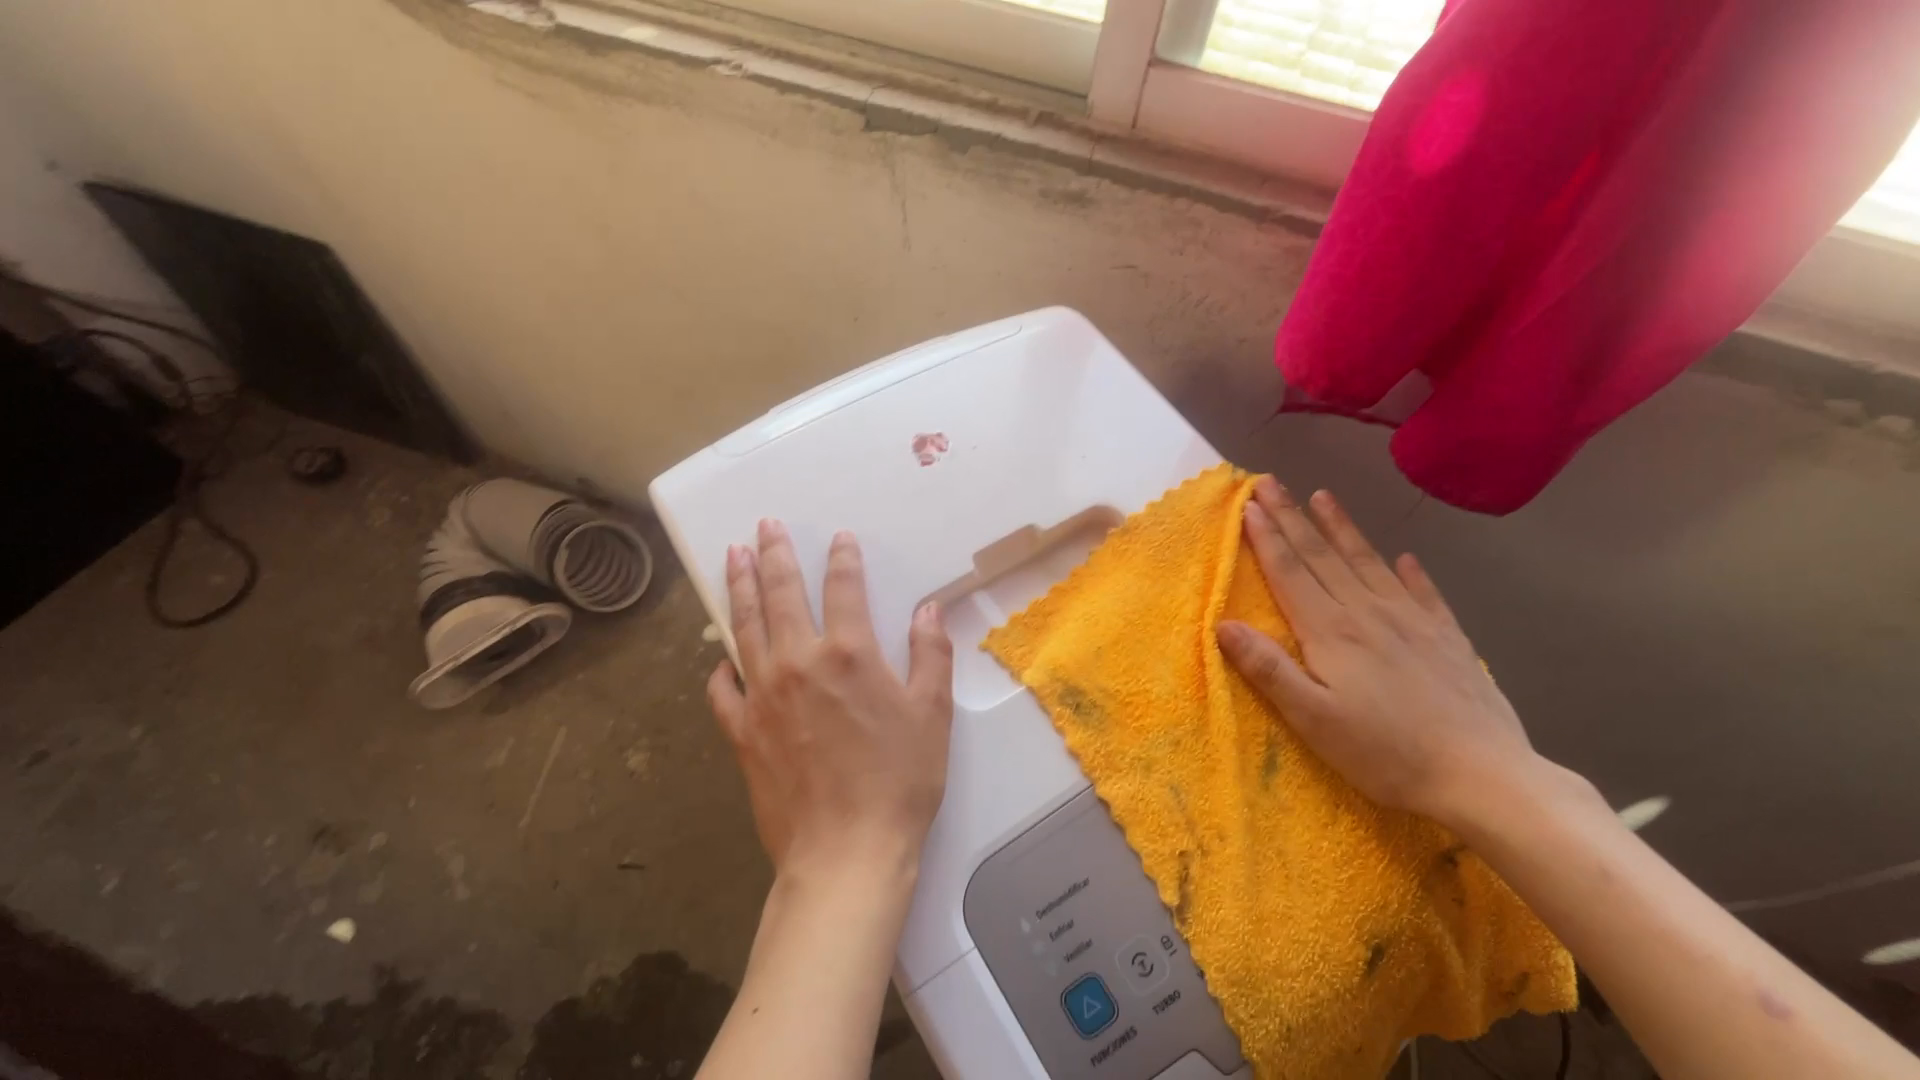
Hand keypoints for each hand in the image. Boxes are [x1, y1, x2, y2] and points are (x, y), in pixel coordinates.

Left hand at [707, 520, 954, 886]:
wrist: (846, 851)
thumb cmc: (899, 782)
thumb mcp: (932, 714)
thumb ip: (930, 654)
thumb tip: (927, 608)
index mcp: (848, 653)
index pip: (843, 588)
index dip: (843, 558)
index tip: (839, 538)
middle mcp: (798, 662)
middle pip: (782, 595)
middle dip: (775, 555)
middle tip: (765, 526)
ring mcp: (762, 696)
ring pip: (745, 627)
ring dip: (740, 588)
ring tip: (734, 557)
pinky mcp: (741, 731)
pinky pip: (722, 688)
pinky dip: (722, 666)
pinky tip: (723, 656)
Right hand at [1215, 476, 1537, 826]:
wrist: (1482, 775)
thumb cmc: (1384, 753)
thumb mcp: (1312, 719)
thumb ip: (1268, 668)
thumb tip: (1223, 624)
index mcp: (1331, 631)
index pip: (1291, 572)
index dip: (1267, 537)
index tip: (1249, 504)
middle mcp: (1368, 613)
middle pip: (1323, 557)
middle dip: (1293, 518)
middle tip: (1272, 483)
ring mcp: (1413, 622)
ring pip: (1368, 563)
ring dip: (1342, 529)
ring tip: (1324, 497)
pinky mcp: (1447, 639)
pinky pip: (1423, 593)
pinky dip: (1410, 572)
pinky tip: (1404, 558)